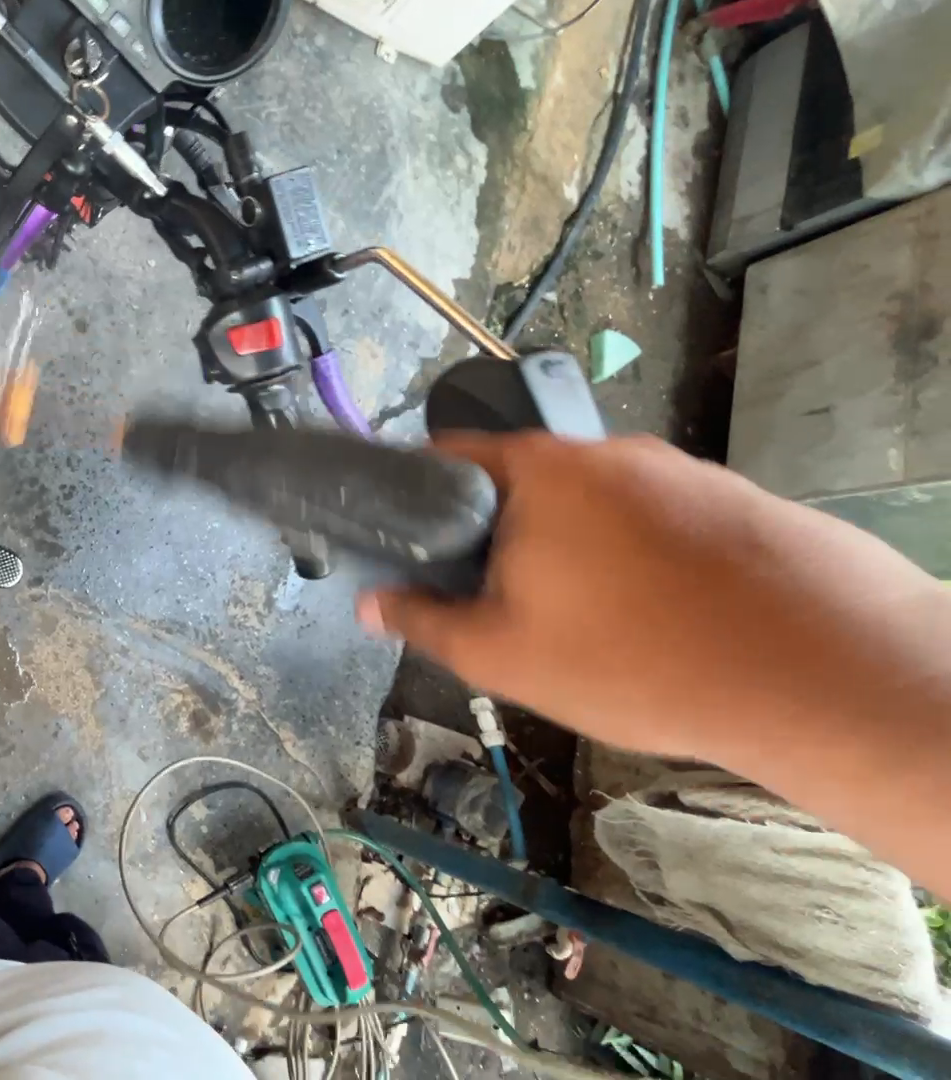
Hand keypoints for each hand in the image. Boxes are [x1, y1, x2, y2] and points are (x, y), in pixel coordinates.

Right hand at [358, 433, 945, 760]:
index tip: (414, 547)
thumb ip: (421, 620)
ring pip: (591, 502)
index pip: (446, 456)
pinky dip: (636, 554)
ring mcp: (686, 471)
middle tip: (498, 597)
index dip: (416, 500)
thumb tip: (368, 603)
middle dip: (497, 532)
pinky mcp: (744, 501)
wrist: (839, 682)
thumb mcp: (500, 654)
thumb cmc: (637, 660)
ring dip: (569, 544)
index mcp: (540, 471)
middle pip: (520, 481)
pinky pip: (657, 519)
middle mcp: (611, 452)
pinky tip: (656, 615)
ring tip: (583, 615)